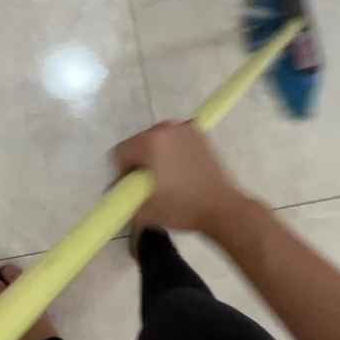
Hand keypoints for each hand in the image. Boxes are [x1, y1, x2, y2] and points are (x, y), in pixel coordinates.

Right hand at [113, 121, 254, 237]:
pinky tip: (179, 170)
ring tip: (164, 177)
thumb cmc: (182, 208)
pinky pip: (176, 139)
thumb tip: (117, 193)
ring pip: (158, 139)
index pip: (120, 152)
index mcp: (149, 142)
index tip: (130, 188)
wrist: (223, 208)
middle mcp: (166, 128)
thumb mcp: (144, 210)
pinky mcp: (200, 134)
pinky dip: (173, 150)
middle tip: (145, 184)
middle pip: (139, 143)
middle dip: (138, 161)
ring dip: (155, 154)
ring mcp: (185, 129)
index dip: (120, 172)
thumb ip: (123, 199)